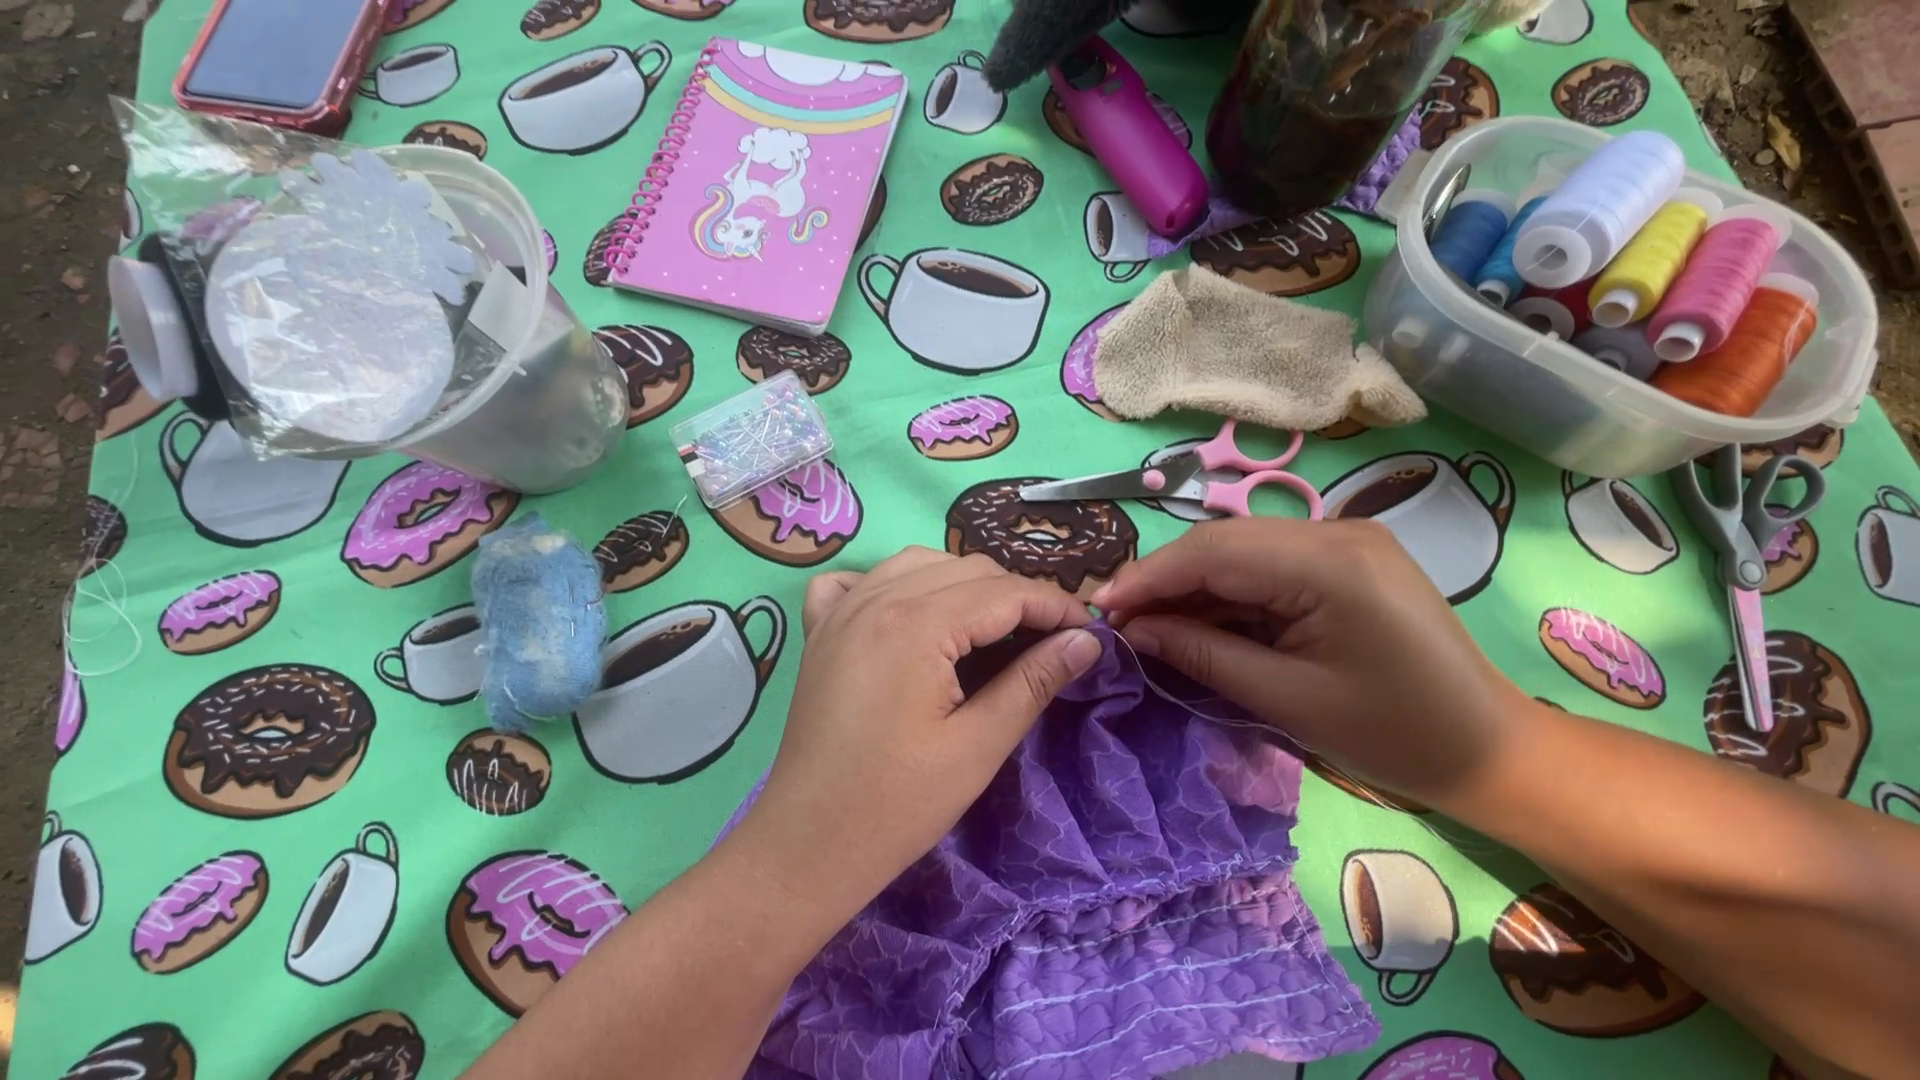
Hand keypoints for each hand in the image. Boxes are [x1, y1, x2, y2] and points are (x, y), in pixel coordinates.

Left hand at [736, 547, 1099, 913]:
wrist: (808, 844)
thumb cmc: (898, 804)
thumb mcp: (978, 746)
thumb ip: (1033, 682)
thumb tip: (1086, 640)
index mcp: (916, 624)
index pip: (1003, 591)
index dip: (1053, 605)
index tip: (1086, 632)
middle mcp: (876, 599)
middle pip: (966, 568)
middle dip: (1015, 595)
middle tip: (1047, 640)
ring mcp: (841, 610)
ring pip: (918, 563)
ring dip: (963, 584)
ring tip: (989, 629)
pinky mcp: (820, 631)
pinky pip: (861, 581)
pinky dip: (894, 584)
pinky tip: (909, 614)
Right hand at [1091, 518, 1527, 812]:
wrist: (1489, 749)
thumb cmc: (1393, 735)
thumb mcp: (1286, 700)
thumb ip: (1203, 654)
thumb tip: (1134, 631)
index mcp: (1330, 562)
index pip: (1215, 552)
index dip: (1150, 576)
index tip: (1101, 607)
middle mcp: (1338, 531)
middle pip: (1225, 542)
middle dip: (1166, 579)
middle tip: (1119, 620)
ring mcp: (1347, 540)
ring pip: (1243, 550)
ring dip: (1194, 585)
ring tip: (1149, 623)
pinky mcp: (1349, 559)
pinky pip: (1270, 564)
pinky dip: (1230, 591)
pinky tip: (1201, 618)